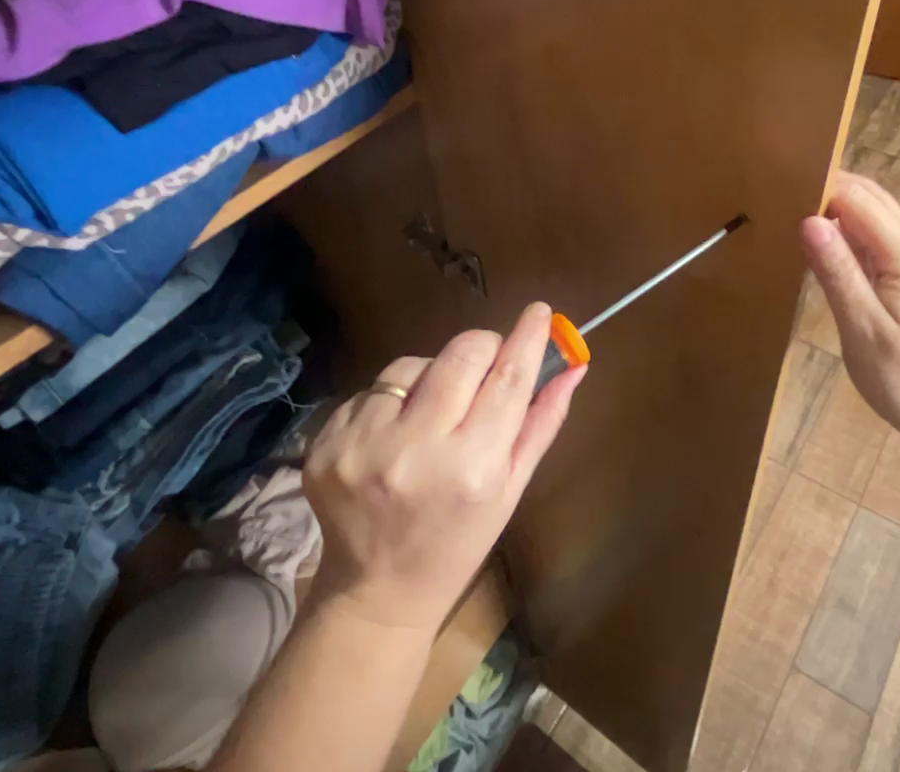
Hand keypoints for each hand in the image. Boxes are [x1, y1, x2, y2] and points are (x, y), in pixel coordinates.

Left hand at [303, 302, 584, 631]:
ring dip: (433, 375)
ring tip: (434, 413)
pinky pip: (371, 390)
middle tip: (490, 362)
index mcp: (473, 467)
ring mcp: (363, 444)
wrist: (377, 588)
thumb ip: (542, 422)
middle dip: (483, 348)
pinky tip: (395, 435)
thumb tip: (574, 366)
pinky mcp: (326, 442)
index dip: (527, 338)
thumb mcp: (512, 487)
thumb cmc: (460, 540)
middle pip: (461, 355)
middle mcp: (416, 450)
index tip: (539, 312)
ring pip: (412, 364)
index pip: (508, 379)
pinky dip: (392, 400)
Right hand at [799, 171, 899, 451]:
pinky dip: (851, 236)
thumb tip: (808, 219)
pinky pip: (880, 241)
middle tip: (780, 195)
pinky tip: (824, 250)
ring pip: (876, 218)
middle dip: (828, 190)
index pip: (858, 198)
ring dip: (838, 212)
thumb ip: (836, 270)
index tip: (779, 187)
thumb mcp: (862, 327)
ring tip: (793, 216)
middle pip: (870, 199)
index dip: (820, 186)